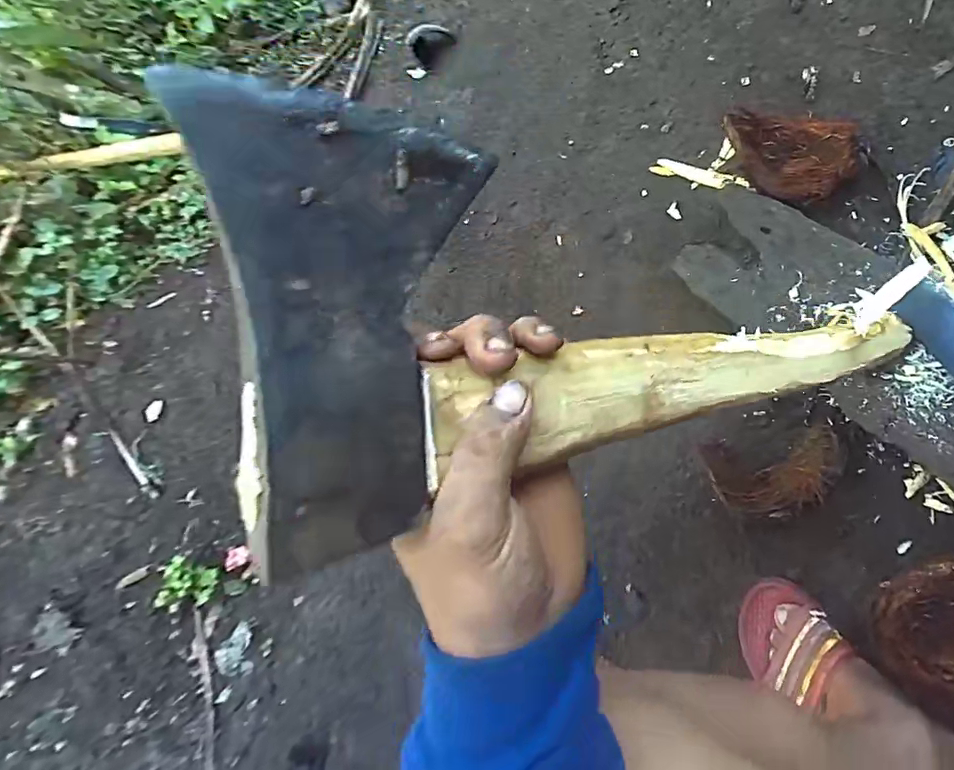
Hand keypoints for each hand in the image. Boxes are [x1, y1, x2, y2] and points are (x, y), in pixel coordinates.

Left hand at [392, 314, 584, 658]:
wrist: (537, 619)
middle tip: (497, 356)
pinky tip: (555, 347)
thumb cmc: (477, 583)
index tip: (441, 345)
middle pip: (452, 358)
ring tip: (537, 344)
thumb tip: (515, 388)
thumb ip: (484, 455)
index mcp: (408, 453)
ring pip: (497, 356)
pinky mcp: (539, 430)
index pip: (399, 383)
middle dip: (473, 340)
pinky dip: (546, 353)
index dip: (416, 351)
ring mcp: (496, 426)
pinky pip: (539, 377)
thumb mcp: (468, 524)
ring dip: (513, 336)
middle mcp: (447, 430)